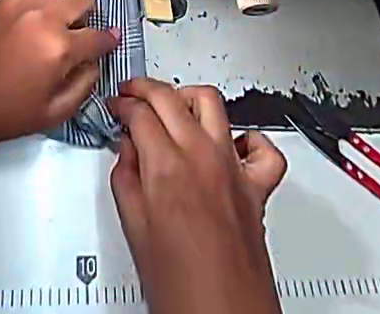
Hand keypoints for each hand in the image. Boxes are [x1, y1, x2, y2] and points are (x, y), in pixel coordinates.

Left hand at [0, 0, 119, 148]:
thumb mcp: (55, 112)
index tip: (107, 42)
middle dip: (88, 14)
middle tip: (77, 30)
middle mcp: (43, 16)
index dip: (108, 41)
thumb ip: (84, 85)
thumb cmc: (5, 111)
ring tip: (54, 12)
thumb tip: (94, 61)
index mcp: (60, 48)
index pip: (99, 36)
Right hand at [109, 78, 286, 313]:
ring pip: (211, 103)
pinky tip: (230, 142)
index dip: (121, 104)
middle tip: (131, 95)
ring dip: (186, 97)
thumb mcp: (135, 228)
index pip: (138, 110)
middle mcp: (201, 158)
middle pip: (168, 95)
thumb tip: (126, 151)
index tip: (116, 107)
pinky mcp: (257, 189)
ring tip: (172, 105)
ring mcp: (233, 169)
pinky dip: (248, 138)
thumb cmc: (183, 293)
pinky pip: (263, 149)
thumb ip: (126, 177)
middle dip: (143, 88)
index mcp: (166, 168)